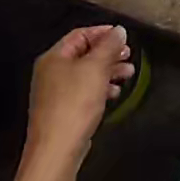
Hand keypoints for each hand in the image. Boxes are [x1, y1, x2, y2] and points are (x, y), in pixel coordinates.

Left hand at [23, 26, 133, 180]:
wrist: (56, 150)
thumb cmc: (74, 104)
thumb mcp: (95, 69)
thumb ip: (108, 47)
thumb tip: (119, 31)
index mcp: (54, 56)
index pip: (79, 35)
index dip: (102, 32)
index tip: (123, 35)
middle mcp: (51, 71)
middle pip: (83, 54)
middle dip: (108, 53)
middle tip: (129, 55)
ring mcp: (56, 92)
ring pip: (86, 74)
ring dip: (108, 71)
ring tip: (128, 73)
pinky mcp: (63, 111)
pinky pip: (84, 91)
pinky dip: (100, 88)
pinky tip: (114, 93)